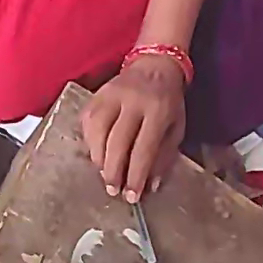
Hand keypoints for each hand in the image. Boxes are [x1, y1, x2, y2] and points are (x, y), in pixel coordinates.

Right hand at [82, 54, 185, 202]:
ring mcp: (111, 95)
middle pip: (117, 142)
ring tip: (104, 174)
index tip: (132, 197)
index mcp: (158, 111)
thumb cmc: (168, 102)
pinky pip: (87, 123)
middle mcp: (133, 101)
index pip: (143, 149)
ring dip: (99, 159)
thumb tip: (150, 186)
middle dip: (113, 171)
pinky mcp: (96, 94)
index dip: (136, 176)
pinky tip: (97, 154)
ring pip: (97, 132)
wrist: (155, 65)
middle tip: (113, 190)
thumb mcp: (176, 129)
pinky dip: (89, 143)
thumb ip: (164, 156)